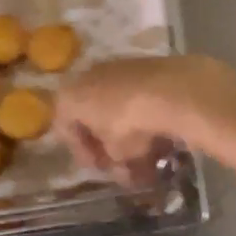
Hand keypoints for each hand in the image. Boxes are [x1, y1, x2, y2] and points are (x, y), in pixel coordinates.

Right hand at [56, 57, 235, 180]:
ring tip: (150, 157)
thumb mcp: (118, 154)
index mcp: (69, 97)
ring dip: (133, 136)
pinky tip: (164, 137)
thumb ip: (115, 164)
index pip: (65, 129)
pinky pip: (141, 98)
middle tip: (126, 166)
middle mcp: (88, 77)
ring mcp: (118, 68)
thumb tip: (123, 170)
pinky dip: (149, 118)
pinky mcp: (147, 66)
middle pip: (94, 117)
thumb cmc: (130, 125)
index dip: (83, 154)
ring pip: (121, 109)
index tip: (102, 170)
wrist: (171, 89)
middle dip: (111, 146)